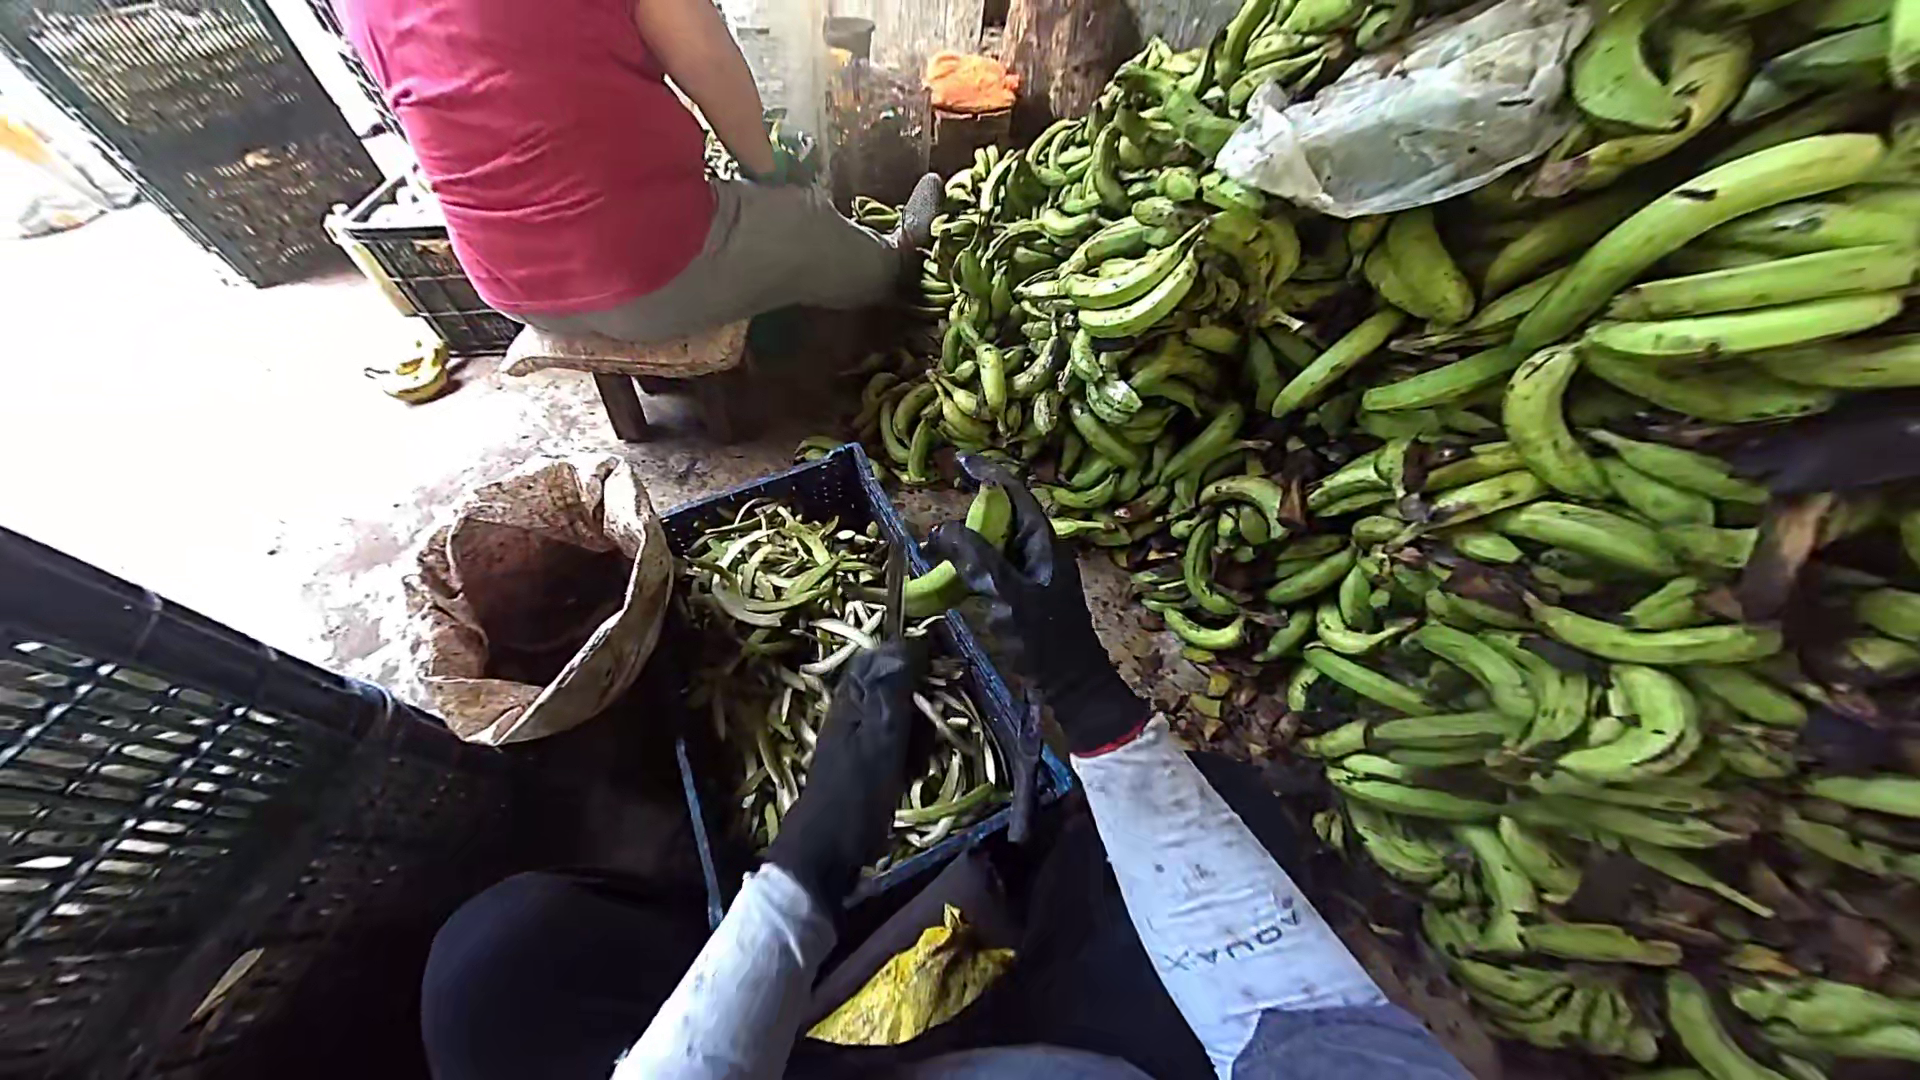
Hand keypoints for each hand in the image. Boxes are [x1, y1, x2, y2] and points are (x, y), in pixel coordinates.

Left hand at [765, 639, 925, 905]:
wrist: (829, 848)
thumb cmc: (856, 788)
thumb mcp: (881, 733)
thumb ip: (894, 687)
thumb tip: (908, 642)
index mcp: (854, 695)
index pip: (887, 655)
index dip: (916, 659)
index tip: (941, 674)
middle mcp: (857, 708)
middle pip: (901, 686)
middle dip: (923, 704)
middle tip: (931, 727)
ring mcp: (863, 735)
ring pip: (906, 716)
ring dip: (922, 734)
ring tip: (921, 758)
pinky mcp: (871, 760)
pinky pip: (902, 743)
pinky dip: (914, 755)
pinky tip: (915, 773)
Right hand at [926, 454, 1149, 755]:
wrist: (1071, 683)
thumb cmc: (1046, 640)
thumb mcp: (1010, 596)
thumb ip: (978, 560)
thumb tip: (939, 528)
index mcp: (1043, 541)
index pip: (1015, 493)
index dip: (987, 473)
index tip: (958, 462)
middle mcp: (1039, 549)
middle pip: (1005, 512)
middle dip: (974, 503)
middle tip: (944, 497)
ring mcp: (1032, 570)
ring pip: (998, 539)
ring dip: (971, 534)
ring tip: (940, 538)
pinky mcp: (1024, 591)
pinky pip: (995, 564)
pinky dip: (973, 561)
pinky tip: (954, 570)